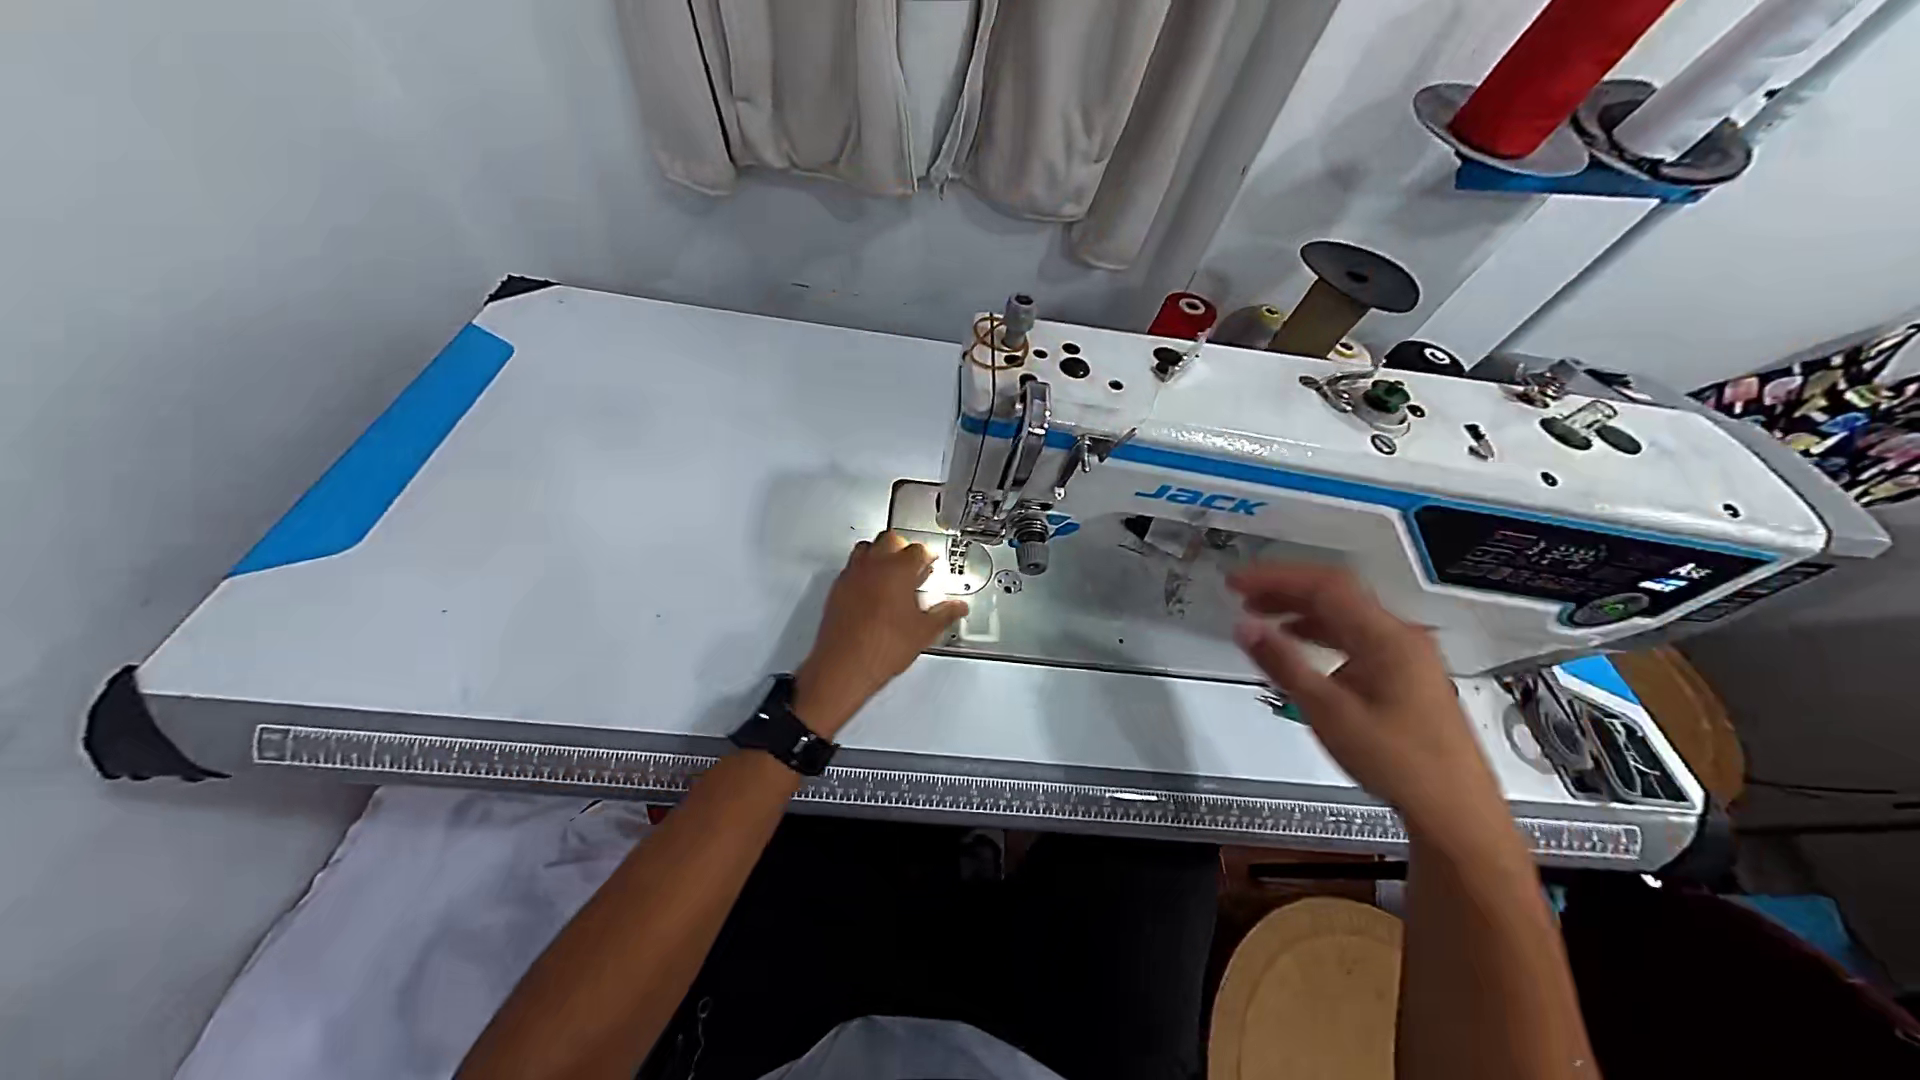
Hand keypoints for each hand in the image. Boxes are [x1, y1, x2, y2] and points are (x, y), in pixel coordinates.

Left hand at [792, 532, 969, 738]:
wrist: (845, 665)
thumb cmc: (880, 648)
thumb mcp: (923, 631)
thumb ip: (944, 614)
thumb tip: (958, 607)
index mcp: (898, 570)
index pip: (918, 550)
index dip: (928, 556)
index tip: (931, 562)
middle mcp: (873, 566)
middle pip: (890, 539)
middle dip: (904, 548)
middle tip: (913, 563)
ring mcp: (852, 575)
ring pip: (867, 548)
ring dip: (881, 554)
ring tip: (892, 571)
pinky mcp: (837, 588)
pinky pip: (851, 567)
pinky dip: (863, 570)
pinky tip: (871, 588)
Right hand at [1228, 563, 1505, 842]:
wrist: (1455, 811)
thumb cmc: (1398, 763)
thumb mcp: (1328, 712)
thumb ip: (1284, 664)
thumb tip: (1246, 628)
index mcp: (1386, 638)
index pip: (1324, 586)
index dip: (1275, 577)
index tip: (1237, 582)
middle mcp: (1400, 637)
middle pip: (1336, 594)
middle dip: (1284, 589)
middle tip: (1242, 593)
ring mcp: (1406, 654)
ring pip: (1345, 614)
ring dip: (1299, 609)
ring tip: (1260, 614)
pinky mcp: (1404, 673)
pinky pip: (1355, 635)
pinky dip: (1319, 631)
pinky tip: (1298, 642)